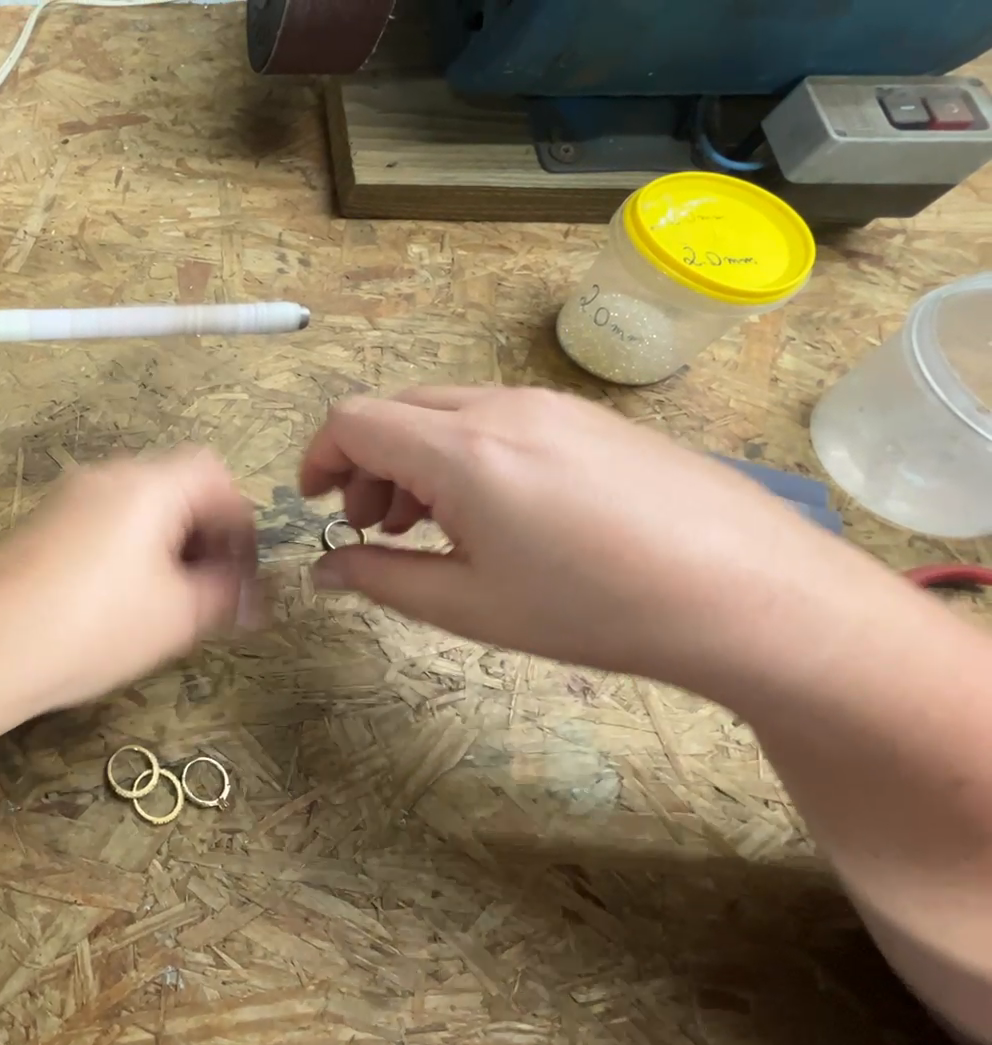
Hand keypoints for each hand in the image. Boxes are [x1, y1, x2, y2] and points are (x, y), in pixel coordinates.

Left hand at [0, 449, 257, 727]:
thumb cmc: (91, 630)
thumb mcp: (177, 617)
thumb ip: (228, 595)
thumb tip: (252, 595)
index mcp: (145, 484)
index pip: (214, 473)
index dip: (240, 521)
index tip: (245, 572)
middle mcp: (103, 477)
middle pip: (175, 487)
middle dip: (205, 536)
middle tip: (214, 592)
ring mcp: (63, 500)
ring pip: (137, 509)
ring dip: (168, 546)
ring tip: (171, 603)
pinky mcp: (37, 527)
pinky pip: (101, 524)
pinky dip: (128, 551)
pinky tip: (120, 603)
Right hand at [301, 387, 910, 689]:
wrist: (756, 599)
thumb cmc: (592, 610)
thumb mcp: (467, 606)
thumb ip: (379, 578)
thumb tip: (321, 570)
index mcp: (461, 451)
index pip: (353, 421)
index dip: (317, 458)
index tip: (316, 503)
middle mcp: (500, 409)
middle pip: (394, 408)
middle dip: (362, 462)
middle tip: (373, 524)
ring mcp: (552, 406)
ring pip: (443, 411)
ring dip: (410, 458)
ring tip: (428, 524)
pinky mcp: (590, 418)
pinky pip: (495, 417)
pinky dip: (461, 453)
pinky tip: (493, 511)